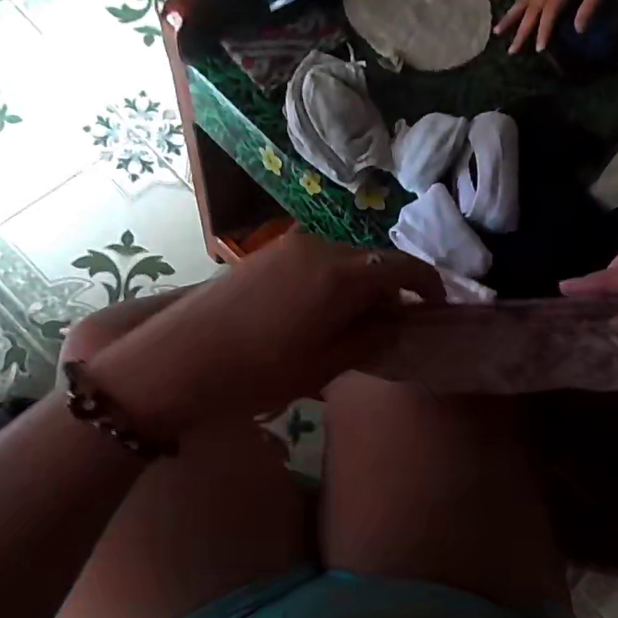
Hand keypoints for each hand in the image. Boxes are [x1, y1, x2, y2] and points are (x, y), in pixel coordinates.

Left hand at [85, 233, 443, 441]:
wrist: (180, 358)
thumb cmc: (259, 370)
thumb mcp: (326, 363)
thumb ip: (372, 335)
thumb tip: (398, 318)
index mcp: (341, 275)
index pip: (403, 267)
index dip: (428, 286)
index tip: (436, 308)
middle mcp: (320, 247)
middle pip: (374, 260)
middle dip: (393, 289)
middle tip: (395, 325)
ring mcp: (290, 246)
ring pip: (346, 260)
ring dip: (362, 286)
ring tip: (358, 324)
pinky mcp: (267, 254)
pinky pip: (318, 260)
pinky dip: (335, 281)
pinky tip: (323, 313)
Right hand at [493, 0, 617, 53]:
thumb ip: (590, 5)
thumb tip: (578, 30)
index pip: (551, 11)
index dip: (544, 30)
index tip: (538, 48)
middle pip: (532, 11)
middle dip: (521, 32)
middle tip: (511, 51)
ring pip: (522, 1)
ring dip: (509, 16)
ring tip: (496, 31)